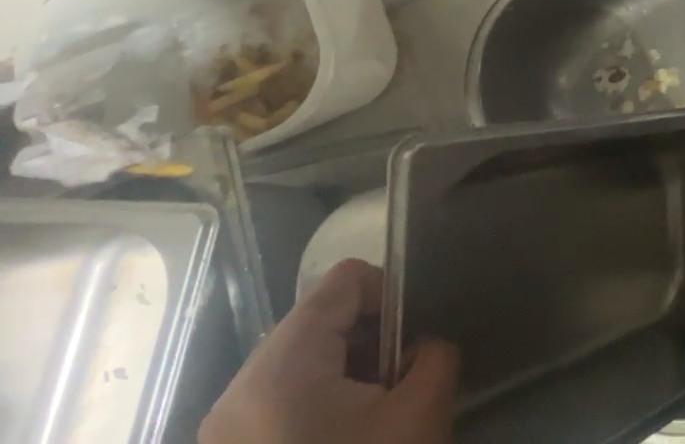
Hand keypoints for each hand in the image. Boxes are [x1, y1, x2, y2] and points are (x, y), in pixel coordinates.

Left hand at [200, 260, 457, 443]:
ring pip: (299, 357)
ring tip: (372, 411)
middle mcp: (238, 389)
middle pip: (317, 318)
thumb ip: (435, 354)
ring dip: (347, 369)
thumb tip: (418, 348)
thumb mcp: (422, 410)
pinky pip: (279, 394)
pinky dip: (320, 397)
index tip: (410, 339)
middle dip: (368, 338)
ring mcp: (223, 426)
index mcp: (281, 368)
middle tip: (395, 380)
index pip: (343, 282)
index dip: (391, 294)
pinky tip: (344, 434)